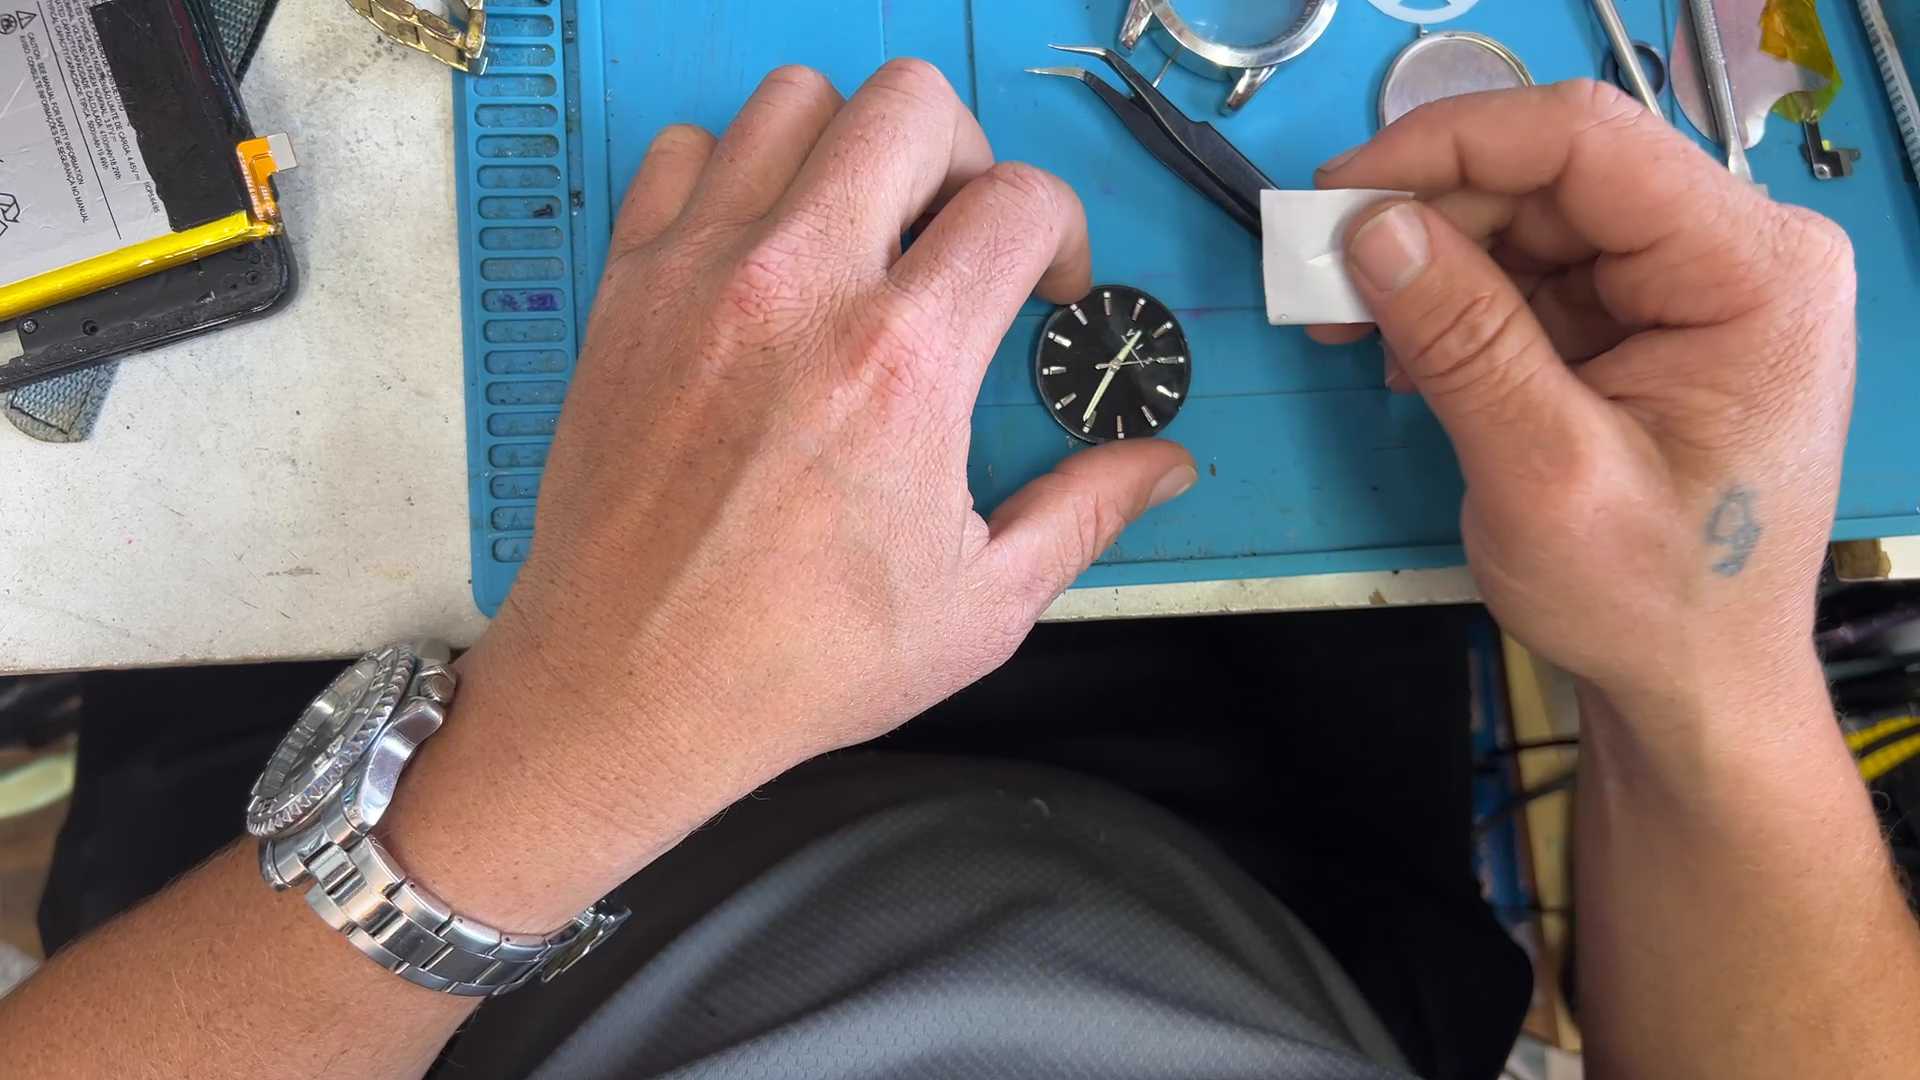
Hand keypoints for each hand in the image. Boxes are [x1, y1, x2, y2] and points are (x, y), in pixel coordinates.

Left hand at [392, 61, 1195, 926]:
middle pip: (910, 106)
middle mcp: (799, 288)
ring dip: (857, 151)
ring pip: (795, 101)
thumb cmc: (803, 662)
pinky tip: (766, 253)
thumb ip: (1086, 513)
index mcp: (904, 364)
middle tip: (965, 242)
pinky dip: (741, 175)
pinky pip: (688, 156)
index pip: (1018, 202)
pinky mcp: (628, 293)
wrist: (633, 688)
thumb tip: (1162, 466)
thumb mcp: (982, 605)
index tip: (1045, 289)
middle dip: (968, 161)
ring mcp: (700, 276)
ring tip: (870, 238)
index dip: (1060, 233)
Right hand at [1311, 81, 1853, 708]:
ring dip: (1416, 266)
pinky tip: (1399, 355)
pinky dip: (1437, 309)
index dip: (1447, 147)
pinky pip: (1510, 286)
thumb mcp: (1539, 470)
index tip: (1334, 195)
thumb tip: (1371, 234)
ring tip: (1342, 321)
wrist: (1681, 672)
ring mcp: (1663, 294)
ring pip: (1516, 230)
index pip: (1585, 144)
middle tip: (1317, 274)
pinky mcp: (1614, 332)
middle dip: (1417, 218)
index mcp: (1743, 270)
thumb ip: (1462, 343)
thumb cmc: (1638, 591)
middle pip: (1542, 182)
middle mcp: (1715, 258)